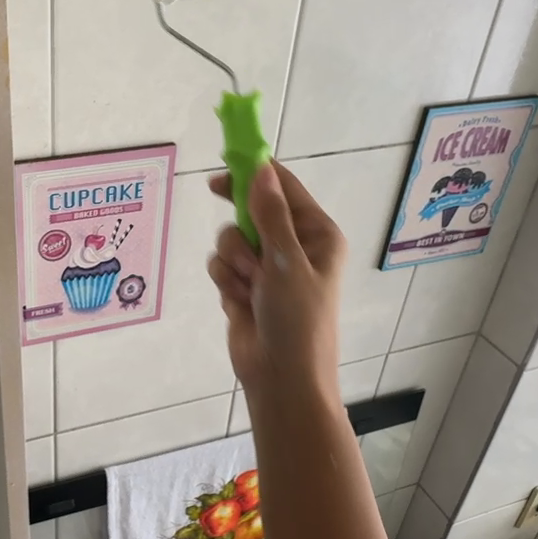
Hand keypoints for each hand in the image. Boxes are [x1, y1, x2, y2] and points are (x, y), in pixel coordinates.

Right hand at [206, 161, 345, 398]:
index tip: (227, 162)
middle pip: (250, 210)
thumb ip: (270, 214)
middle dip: (241, 228)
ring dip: (234, 261)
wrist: (282, 376)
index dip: (256, 172)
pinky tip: (239, 302)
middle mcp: (291, 245)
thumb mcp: (286, 261)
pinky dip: (226, 281)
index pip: (283, 187)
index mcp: (316, 234)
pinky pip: (221, 265)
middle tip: (226, 213)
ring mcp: (266, 267)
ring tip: (250, 287)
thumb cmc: (297, 318)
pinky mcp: (244, 286)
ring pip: (230, 240)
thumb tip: (261, 168)